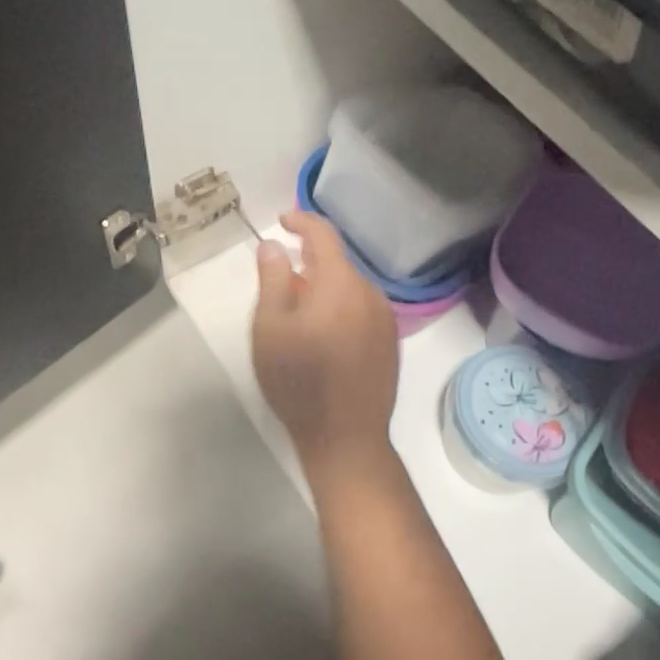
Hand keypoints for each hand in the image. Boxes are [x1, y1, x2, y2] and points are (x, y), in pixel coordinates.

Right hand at [252, 212, 399, 472]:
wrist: (346, 438)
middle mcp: (370, 293)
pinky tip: (323, 335)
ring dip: (324, 287)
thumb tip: (274, 245)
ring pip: (350, 288)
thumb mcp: (270, 328)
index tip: (281, 221)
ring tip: (297, 312)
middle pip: (338, 263)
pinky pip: (361, 310)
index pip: (324, 235)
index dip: (301, 221)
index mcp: (340, 283)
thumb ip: (272, 279)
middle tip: (279, 278)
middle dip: (309, 261)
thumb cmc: (299, 381)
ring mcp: (385, 320)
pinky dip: (340, 308)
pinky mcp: (389, 343)